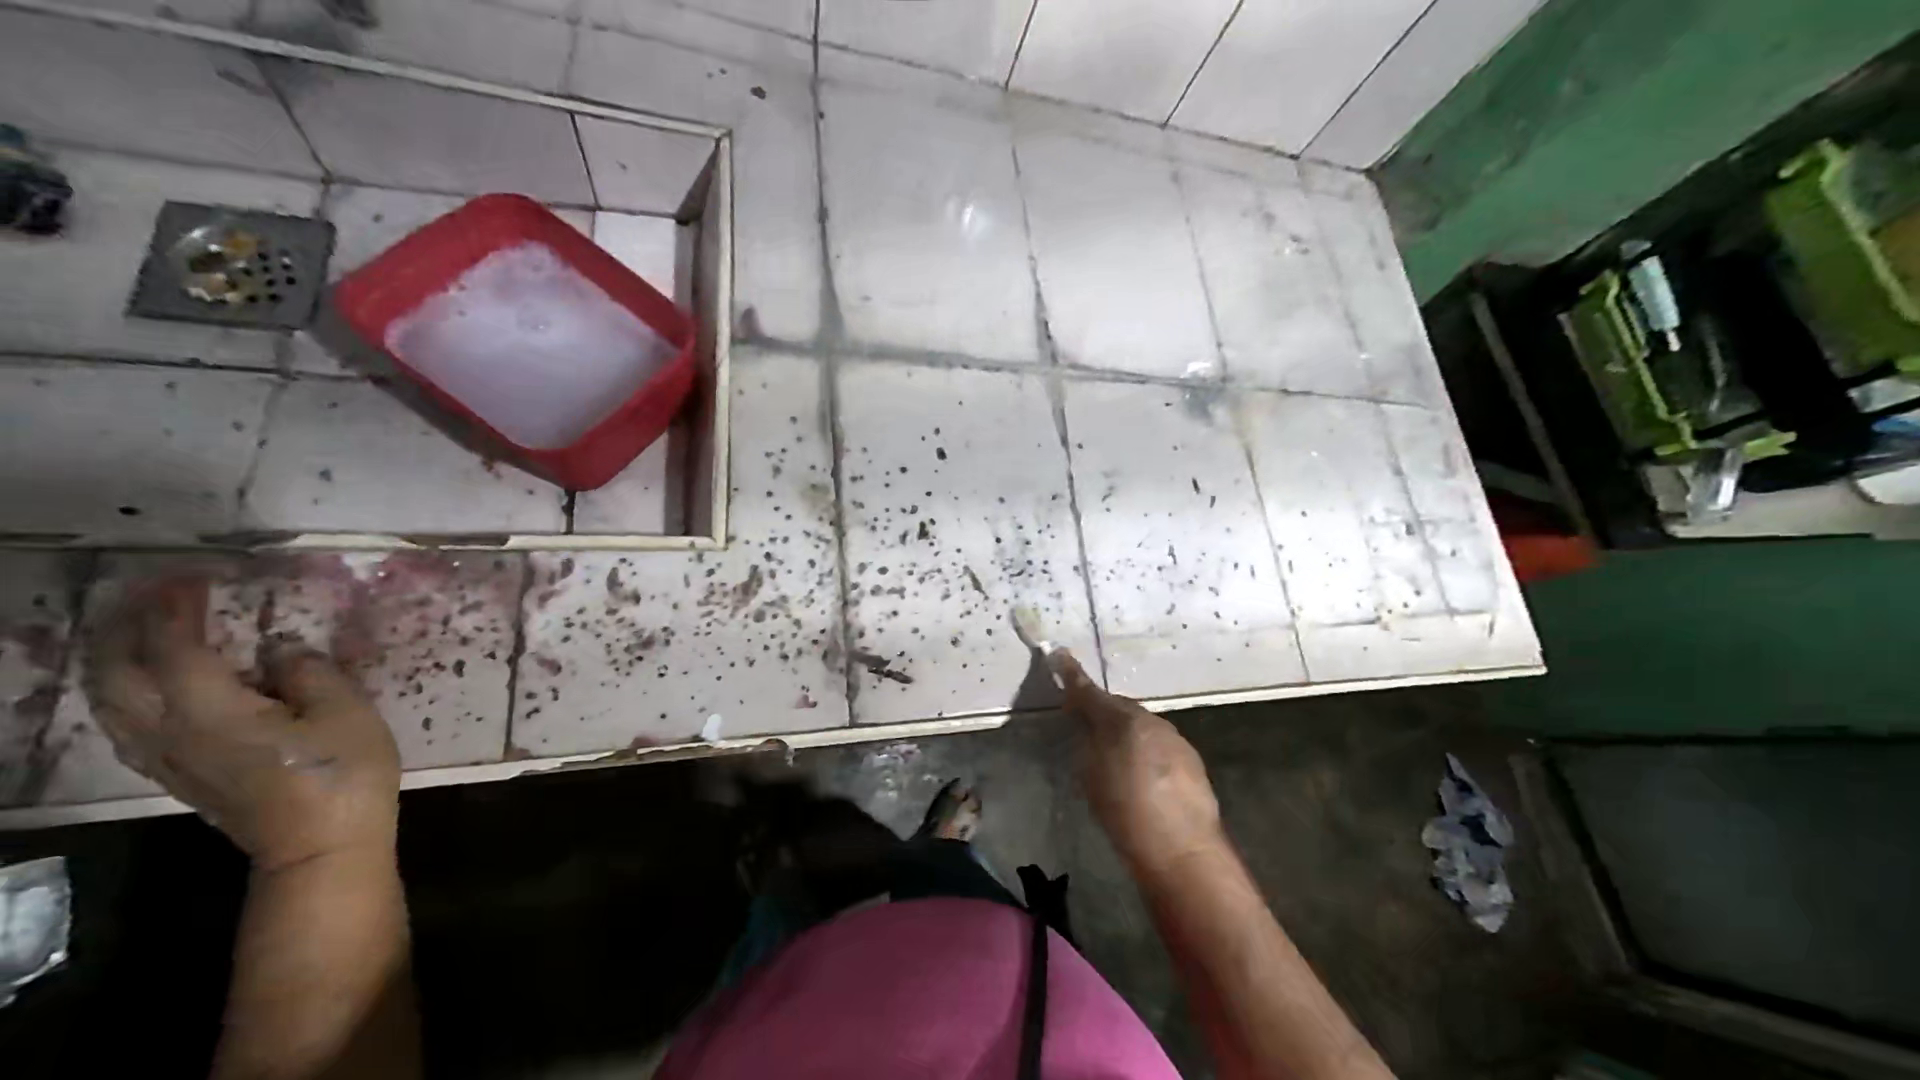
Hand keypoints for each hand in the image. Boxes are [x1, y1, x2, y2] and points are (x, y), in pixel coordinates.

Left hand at [85, 579, 401, 871]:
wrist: (321, 845)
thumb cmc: (342, 774)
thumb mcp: (346, 713)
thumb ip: (310, 672)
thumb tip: (281, 650)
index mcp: (211, 711)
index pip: (175, 647)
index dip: (177, 608)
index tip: (192, 575)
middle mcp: (170, 731)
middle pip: (120, 672)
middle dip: (130, 626)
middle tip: (156, 593)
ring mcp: (167, 756)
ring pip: (112, 699)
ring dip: (117, 656)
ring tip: (140, 628)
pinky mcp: (178, 771)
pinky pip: (126, 720)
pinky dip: (125, 687)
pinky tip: (147, 682)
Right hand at [1049, 650, 1224, 875]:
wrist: (1182, 850)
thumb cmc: (1125, 814)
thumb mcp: (1091, 777)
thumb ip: (1087, 741)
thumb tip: (1086, 722)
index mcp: (1122, 721)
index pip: (1089, 691)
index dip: (1071, 676)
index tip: (1058, 655)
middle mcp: (1150, 720)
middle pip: (1118, 706)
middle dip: (1101, 711)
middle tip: (1083, 727)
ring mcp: (1175, 738)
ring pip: (1140, 725)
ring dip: (1125, 732)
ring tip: (1114, 758)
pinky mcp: (1191, 759)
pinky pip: (1158, 743)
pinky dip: (1145, 749)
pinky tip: (1142, 776)